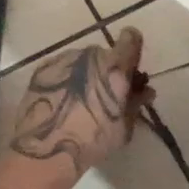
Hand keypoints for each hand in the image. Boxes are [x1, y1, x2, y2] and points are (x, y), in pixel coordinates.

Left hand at [7, 28, 152, 176]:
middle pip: (104, 54)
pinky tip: (59, 101)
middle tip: (103, 93)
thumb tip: (144, 91)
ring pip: (82, 60)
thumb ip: (136, 104)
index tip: (129, 66)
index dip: (132, 48)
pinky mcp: (44, 68)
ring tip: (78, 100)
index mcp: (115, 66)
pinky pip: (62, 68)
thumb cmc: (92, 140)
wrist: (45, 149)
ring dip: (84, 74)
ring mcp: (65, 59)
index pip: (130, 38)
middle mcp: (91, 55)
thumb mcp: (124, 127)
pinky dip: (64, 79)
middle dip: (106, 69)